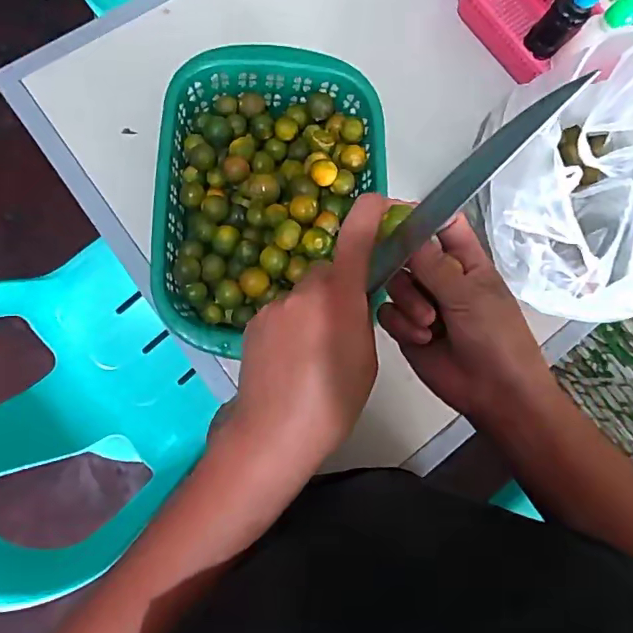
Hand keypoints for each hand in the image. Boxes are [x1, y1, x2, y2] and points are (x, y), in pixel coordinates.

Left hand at [216, 193, 390, 473]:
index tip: (379, 202)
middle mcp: (303, 291)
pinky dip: (290, 326)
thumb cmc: (331, 402)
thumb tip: (352, 301)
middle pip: (327, 274)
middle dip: (339, 289)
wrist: (273, 430)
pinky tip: (290, 361)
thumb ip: (360, 318)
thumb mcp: (365, 358)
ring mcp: (273, 306)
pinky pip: (281, 314)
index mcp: (339, 296)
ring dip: (313, 312)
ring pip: (302, 296)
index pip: (355, 238)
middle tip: (346, 326)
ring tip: (315, 355)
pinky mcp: (253, 323)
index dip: (369, 215)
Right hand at [376, 212, 556, 424]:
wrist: (494, 392)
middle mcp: (439, 277)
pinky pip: (386, 312)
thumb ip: (433, 264)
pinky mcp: (404, 327)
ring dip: (408, 304)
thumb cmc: (496, 338)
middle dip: (405, 269)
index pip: (440, 225)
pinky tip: (421, 339)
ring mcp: (420, 302)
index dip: (418, 217)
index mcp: (465, 261)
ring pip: (392, 284)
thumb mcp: (469, 295)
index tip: (390, 216)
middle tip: (409, 282)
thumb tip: (404, 232)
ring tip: (428, 324)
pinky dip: (400, 325)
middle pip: (406, 253)